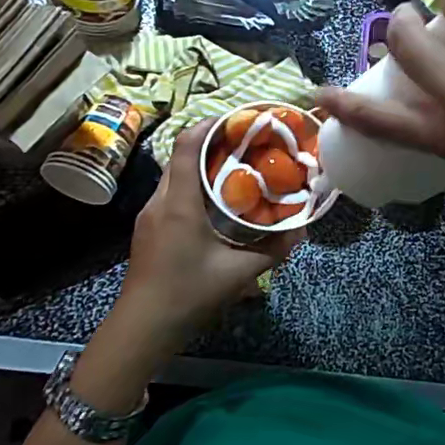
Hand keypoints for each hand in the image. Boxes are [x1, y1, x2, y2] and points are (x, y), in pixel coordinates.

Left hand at [119, 117, 301, 339]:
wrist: (143, 324)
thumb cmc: (188, 294)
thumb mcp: (238, 274)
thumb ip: (272, 250)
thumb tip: (300, 231)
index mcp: (178, 202)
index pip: (187, 145)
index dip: (210, 124)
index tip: (238, 120)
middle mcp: (159, 200)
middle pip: (181, 156)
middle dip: (211, 144)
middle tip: (245, 146)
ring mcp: (149, 214)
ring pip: (174, 175)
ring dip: (200, 166)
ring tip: (234, 170)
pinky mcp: (147, 228)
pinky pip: (170, 193)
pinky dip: (191, 186)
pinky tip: (212, 203)